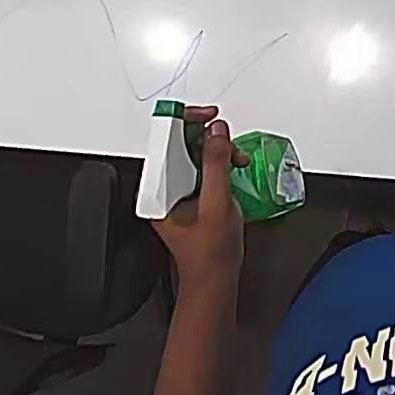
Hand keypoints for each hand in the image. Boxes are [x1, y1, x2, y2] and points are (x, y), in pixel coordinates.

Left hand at [150, 106, 250, 279]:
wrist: (215, 279)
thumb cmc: (211, 251)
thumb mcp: (217, 202)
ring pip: (194, 155)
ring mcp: (175, 192)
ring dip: (219, 153)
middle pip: (181, 146)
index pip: (165, 142)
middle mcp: (161, 189)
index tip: (209, 115)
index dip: (186, 122)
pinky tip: (232, 170)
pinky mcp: (189, 195)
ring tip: (237, 162)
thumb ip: (216, 164)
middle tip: (232, 148)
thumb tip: (216, 132)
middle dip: (211, 141)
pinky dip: (220, 164)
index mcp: (157, 191)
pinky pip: (201, 168)